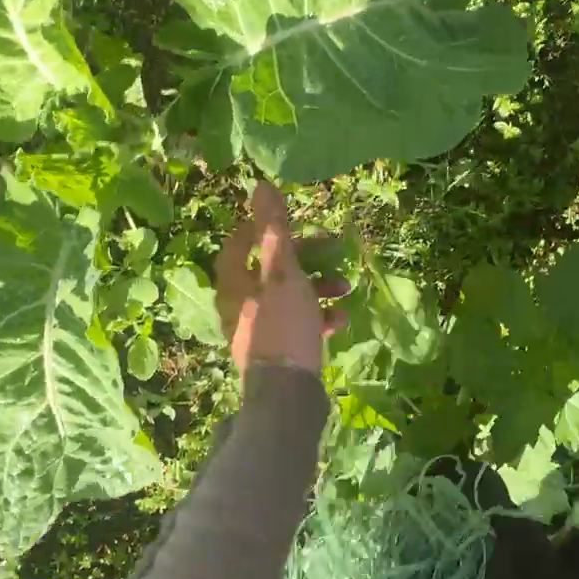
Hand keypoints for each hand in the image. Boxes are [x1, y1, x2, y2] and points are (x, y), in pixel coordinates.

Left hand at [213, 182, 347, 380]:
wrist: (286, 392)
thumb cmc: (283, 325)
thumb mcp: (283, 272)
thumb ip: (274, 230)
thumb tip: (260, 185)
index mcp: (234, 283)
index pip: (240, 243)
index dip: (264, 227)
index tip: (290, 221)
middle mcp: (239, 306)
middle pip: (270, 270)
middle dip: (306, 260)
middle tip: (331, 251)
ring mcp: (256, 331)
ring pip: (288, 298)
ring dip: (317, 288)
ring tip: (345, 289)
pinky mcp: (275, 352)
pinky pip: (296, 325)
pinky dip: (317, 317)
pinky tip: (340, 320)